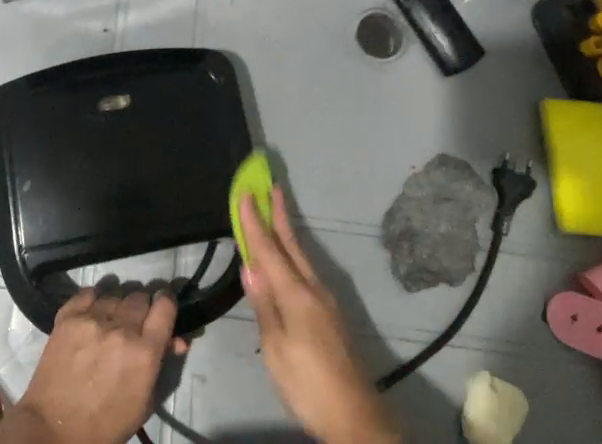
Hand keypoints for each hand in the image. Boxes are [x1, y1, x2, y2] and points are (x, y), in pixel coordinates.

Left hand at [9, 287, 182, 443]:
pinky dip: (93, 299)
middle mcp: (121, 329)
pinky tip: (92, 313)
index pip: (165, 306)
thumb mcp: (145, 403)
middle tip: (135, 322)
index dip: (166, 303)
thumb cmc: (107, 423)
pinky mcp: (67, 317)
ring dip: (117, 304)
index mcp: (145, 352)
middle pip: (139, 296)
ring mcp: (92, 320)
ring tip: (111, 319)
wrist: (56, 428)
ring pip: (114, 293)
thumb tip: (179, 339)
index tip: (162, 308)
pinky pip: (87, 293)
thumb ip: (165, 365)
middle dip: (142, 307)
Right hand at [240, 187, 399, 443]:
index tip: (247, 194)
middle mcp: (313, 290)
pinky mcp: (329, 314)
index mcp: (297, 295)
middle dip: (279, 216)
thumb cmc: (308, 383)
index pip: (270, 251)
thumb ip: (264, 305)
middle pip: (291, 246)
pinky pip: (306, 272)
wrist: (354, 415)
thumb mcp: (277, 348)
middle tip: (270, 186)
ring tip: (276, 213)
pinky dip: (293, 255)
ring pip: (301, 258)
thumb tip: (249, 266)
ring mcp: (325, 301)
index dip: (256, 222)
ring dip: (286, 233)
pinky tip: (288, 259)